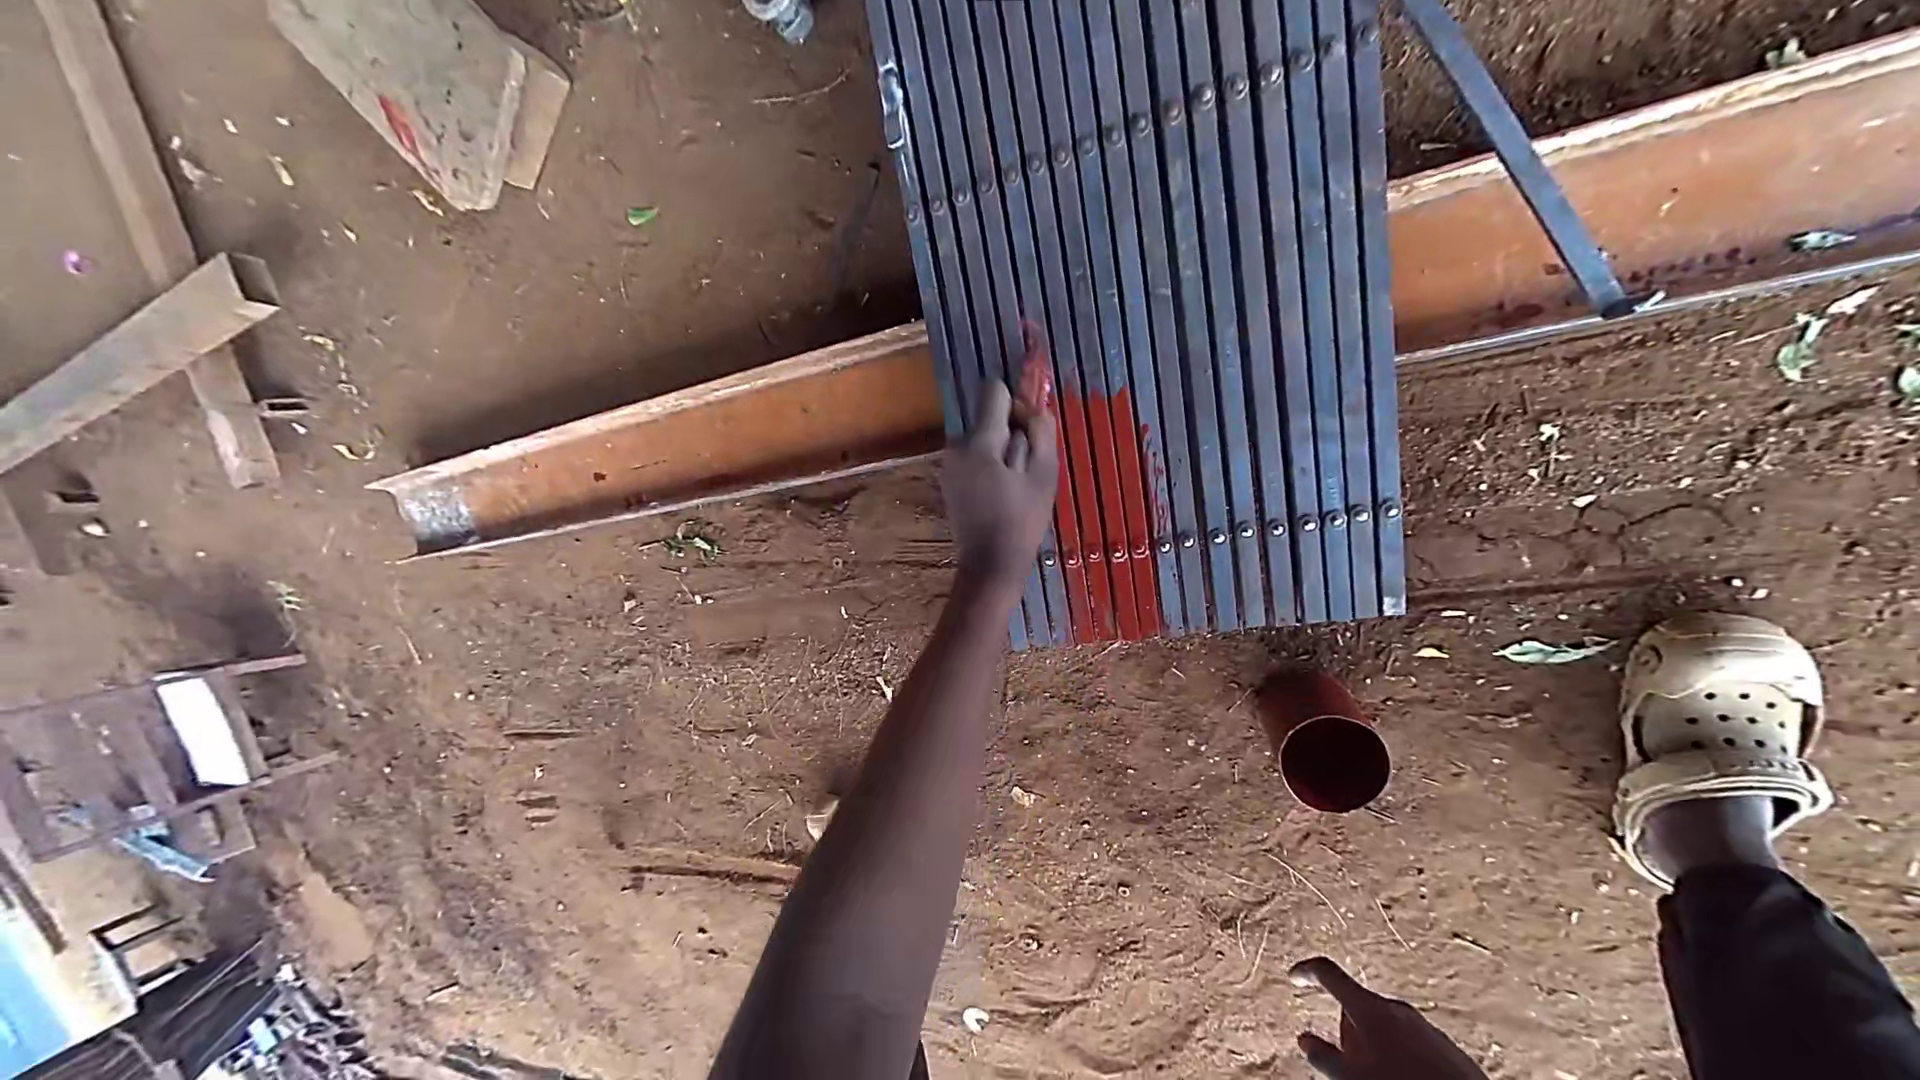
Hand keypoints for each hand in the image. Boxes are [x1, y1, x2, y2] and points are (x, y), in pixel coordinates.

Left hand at [941, 378, 1057, 598]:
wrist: (990, 564)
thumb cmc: (1022, 521)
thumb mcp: (1044, 475)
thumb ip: (1040, 433)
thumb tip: (1033, 407)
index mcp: (978, 442)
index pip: (994, 391)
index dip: (1017, 405)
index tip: (1028, 431)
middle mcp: (955, 445)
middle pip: (988, 418)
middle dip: (1010, 435)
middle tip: (1024, 472)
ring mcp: (948, 464)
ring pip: (982, 438)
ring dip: (1000, 453)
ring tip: (1012, 487)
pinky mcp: (948, 479)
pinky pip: (973, 457)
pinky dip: (988, 466)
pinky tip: (998, 494)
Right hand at [1289, 957, 1489, 1079]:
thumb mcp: (1352, 1078)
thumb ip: (1323, 1056)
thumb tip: (1305, 1040)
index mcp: (1368, 1007)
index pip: (1327, 971)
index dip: (1306, 970)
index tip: (1295, 976)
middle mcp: (1396, 1009)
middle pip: (1358, 1006)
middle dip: (1348, 1030)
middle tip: (1349, 1062)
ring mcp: (1425, 1028)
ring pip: (1385, 1027)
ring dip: (1374, 1046)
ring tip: (1380, 1077)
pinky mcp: (1448, 1050)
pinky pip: (1411, 1043)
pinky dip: (1400, 1057)